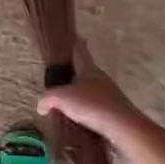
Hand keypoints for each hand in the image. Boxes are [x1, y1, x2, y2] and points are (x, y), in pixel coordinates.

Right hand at [36, 46, 153, 141]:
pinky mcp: (115, 111)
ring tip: (66, 108)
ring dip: (79, 97)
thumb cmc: (91, 105)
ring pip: (90, 91)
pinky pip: (96, 108)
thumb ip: (47, 99)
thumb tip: (41, 106)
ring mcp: (110, 94)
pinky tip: (78, 122)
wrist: (122, 127)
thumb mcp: (61, 99)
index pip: (81, 50)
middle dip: (73, 76)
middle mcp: (100, 78)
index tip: (76, 36)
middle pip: (85, 72)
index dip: (77, 42)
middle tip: (60, 83)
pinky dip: (86, 113)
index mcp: (88, 69)